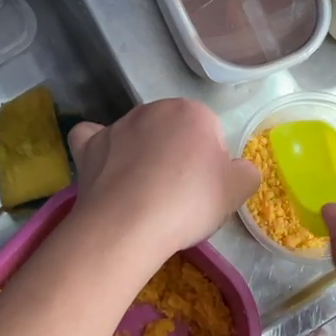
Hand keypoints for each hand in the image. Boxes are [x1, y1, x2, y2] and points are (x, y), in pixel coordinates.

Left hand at [66, 99, 258, 257]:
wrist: (127, 226)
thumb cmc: (188, 204)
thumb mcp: (236, 192)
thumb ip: (246, 173)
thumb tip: (239, 169)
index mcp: (193, 112)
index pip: (211, 135)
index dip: (212, 165)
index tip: (206, 191)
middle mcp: (154, 109)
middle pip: (174, 132)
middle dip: (178, 156)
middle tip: (179, 196)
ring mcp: (118, 125)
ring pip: (137, 136)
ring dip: (142, 155)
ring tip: (143, 195)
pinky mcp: (89, 145)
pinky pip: (94, 139)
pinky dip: (100, 150)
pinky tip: (106, 168)